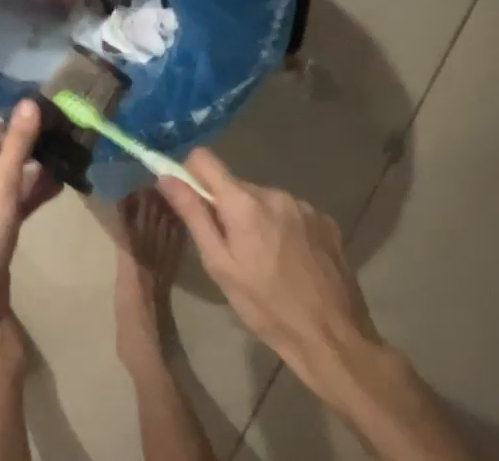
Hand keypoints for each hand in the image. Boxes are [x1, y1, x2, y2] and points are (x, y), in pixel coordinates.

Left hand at [0, 98, 61, 308]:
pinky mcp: (2, 224)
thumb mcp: (3, 179)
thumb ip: (18, 142)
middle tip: (64, 138)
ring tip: (70, 159)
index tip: (44, 119)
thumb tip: (29, 102)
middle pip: (4, 154)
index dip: (13, 125)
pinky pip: (22, 199)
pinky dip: (38, 192)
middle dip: (31, 146)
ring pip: (16, 177)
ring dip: (38, 169)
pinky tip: (62, 186)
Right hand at [156, 149, 382, 392]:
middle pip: (235, 184)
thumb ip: (193, 215)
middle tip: (232, 249)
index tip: (191, 202)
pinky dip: (282, 227)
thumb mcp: (219, 265)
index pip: (204, 159)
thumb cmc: (266, 307)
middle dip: (226, 207)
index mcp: (244, 203)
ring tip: (264, 259)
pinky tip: (290, 260)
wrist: (334, 339)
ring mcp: (305, 206)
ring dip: (256, 218)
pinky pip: (290, 212)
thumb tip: (165, 177)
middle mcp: (275, 193)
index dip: (190, 175)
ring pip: (263, 200)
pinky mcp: (327, 222)